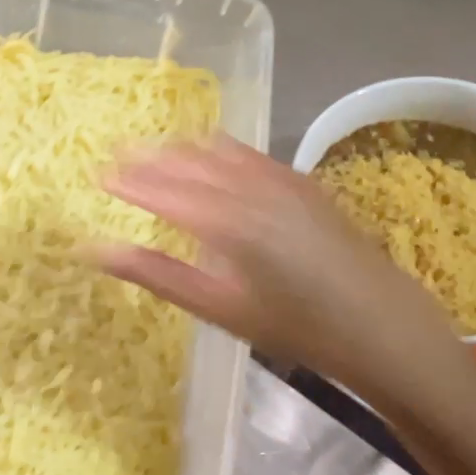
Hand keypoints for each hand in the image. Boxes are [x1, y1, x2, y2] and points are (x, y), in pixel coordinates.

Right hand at [98, 136, 473, 403]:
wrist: (378, 323)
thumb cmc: (292, 327)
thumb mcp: (217, 307)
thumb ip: (156, 274)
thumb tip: (97, 251)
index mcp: (224, 221)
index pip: (162, 191)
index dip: (129, 181)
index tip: (99, 174)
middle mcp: (249, 188)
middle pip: (189, 161)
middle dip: (150, 156)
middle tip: (118, 154)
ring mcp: (280, 179)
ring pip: (219, 151)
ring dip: (183, 147)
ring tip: (156, 148)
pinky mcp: (302, 181)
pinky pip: (250, 152)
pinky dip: (221, 148)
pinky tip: (214, 151)